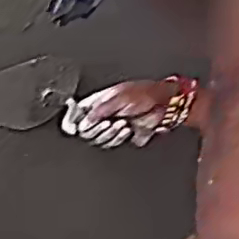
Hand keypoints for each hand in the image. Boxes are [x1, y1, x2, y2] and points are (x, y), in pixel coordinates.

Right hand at [60, 79, 186, 148]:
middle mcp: (100, 116)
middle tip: (107, 123)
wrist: (167, 104)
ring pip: (96, 140)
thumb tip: (82, 124)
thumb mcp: (120, 97)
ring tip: (121, 124)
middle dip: (96, 130)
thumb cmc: (147, 94)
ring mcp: (108, 127)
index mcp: (96, 103)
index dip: (70, 122)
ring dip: (109, 134)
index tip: (73, 128)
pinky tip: (126, 130)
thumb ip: (97, 111)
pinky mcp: (118, 137)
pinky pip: (109, 145)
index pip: (74, 115)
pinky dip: (117, 139)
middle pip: (83, 132)